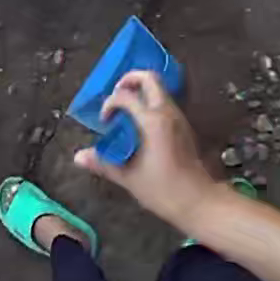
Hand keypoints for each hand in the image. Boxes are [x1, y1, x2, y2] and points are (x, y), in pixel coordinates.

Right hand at [75, 71, 220, 228]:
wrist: (201, 202)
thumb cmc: (164, 190)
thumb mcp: (130, 178)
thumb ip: (104, 164)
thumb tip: (78, 157)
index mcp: (153, 121)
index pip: (126, 96)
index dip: (110, 103)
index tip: (105, 122)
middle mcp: (167, 112)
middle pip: (150, 78)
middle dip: (129, 79)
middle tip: (116, 96)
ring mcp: (179, 117)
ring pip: (160, 89)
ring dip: (141, 91)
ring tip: (126, 111)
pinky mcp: (184, 125)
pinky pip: (166, 102)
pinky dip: (150, 103)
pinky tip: (141, 125)